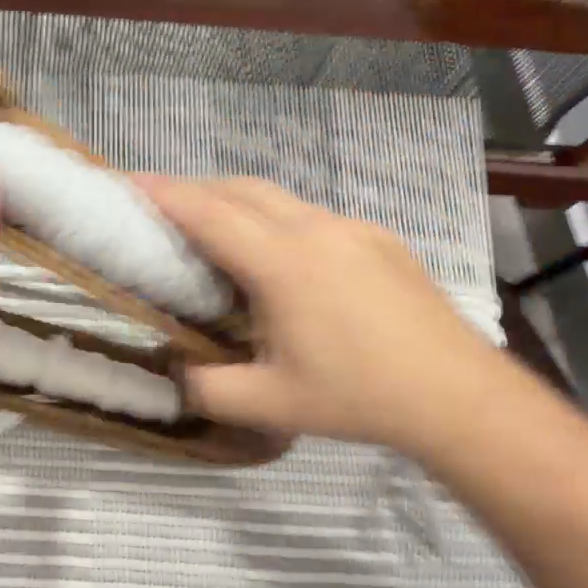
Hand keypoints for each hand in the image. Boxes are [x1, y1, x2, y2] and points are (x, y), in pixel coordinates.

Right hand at [143, 177, 513, 454]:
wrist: (460, 396)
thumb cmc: (359, 397)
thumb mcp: (271, 406)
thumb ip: (207, 389)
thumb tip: (174, 372)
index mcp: (281, 262)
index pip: (207, 212)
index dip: (164, 193)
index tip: (127, 181)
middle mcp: (314, 229)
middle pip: (239, 190)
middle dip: (195, 189)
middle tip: (163, 205)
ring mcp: (352, 228)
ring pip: (280, 198)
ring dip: (238, 203)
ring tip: (216, 230)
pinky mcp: (381, 238)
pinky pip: (315, 216)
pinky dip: (280, 220)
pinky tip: (285, 260)